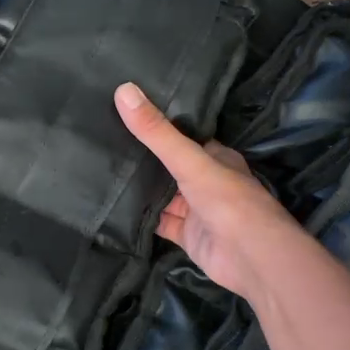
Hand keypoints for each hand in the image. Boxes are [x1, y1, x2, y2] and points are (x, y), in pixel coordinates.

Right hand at [114, 82, 303, 298]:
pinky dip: (139, 217)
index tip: (123, 113)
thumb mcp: (189, 160)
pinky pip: (157, 222)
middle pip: (168, 167)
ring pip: (160, 195)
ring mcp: (196, 210)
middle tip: (101, 139)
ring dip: (138, 188)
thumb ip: (156, 132)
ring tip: (97, 168)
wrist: (252, 260)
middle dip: (142, 158)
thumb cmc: (229, 202)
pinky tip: (112, 206)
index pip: (183, 137)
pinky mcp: (185, 235)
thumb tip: (123, 89)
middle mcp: (206, 182)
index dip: (157, 127)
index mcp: (216, 158)